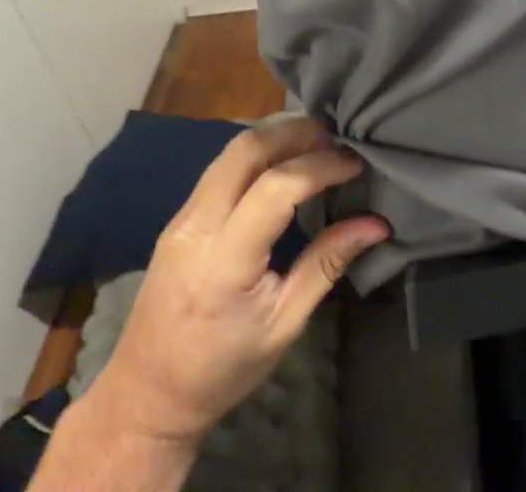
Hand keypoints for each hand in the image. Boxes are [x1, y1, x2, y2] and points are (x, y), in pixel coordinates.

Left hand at [88, 118, 388, 443]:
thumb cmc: (223, 367)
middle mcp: (196, 228)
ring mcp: (181, 219)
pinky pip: (221, 169)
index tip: (356, 163)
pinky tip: (286, 161)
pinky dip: (258, 154)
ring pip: (229, 154)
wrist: (148, 393)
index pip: (275, 188)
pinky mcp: (180, 220)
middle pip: (244, 151)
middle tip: (339, 135)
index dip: (321, 166)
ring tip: (320, 141)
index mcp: (225, 261)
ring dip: (276, 136)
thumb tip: (377, 223)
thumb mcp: (286, 323)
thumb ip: (327, 263)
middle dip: (295, 131)